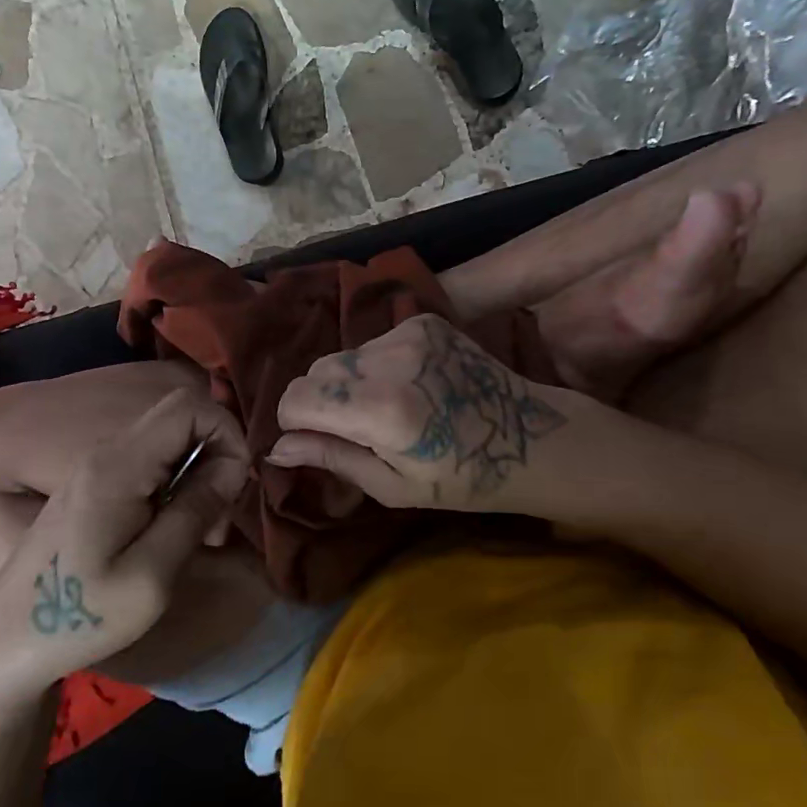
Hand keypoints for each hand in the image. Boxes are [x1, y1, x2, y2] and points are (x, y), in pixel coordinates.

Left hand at [0, 388, 250, 692]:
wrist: (8, 639)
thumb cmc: (82, 616)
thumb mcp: (151, 576)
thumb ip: (196, 512)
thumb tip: (234, 466)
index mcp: (119, 464)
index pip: (188, 406)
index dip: (227, 433)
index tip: (238, 486)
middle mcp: (106, 451)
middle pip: (179, 419)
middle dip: (216, 455)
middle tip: (221, 515)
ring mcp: (96, 466)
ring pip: (166, 442)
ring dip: (196, 473)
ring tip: (199, 529)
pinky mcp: (93, 485)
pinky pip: (147, 463)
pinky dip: (173, 484)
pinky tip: (169, 530)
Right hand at [268, 314, 566, 512]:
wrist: (531, 438)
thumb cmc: (461, 478)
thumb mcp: (390, 485)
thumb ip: (330, 457)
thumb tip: (276, 448)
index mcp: (383, 410)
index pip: (297, 398)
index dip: (292, 421)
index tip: (309, 439)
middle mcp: (390, 360)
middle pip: (315, 371)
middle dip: (318, 401)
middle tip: (352, 430)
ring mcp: (409, 334)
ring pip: (342, 357)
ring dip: (346, 383)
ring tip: (384, 408)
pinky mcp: (422, 322)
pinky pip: (370, 344)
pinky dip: (374, 367)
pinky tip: (407, 387)